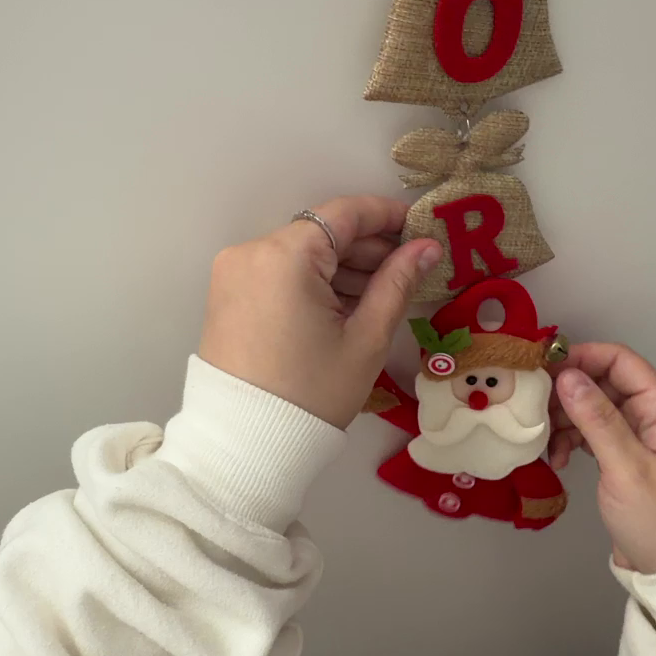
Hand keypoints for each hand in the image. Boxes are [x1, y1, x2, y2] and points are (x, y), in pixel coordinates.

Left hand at [199, 196, 441, 427]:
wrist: (246, 441)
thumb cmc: (313, 392)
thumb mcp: (366, 337)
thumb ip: (398, 282)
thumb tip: (428, 247)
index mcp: (286, 255)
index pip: (345, 214)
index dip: (387, 215)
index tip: (420, 227)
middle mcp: (252, 251)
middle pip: (322, 232)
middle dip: (367, 247)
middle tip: (408, 269)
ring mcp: (234, 272)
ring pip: (302, 252)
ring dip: (342, 266)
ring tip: (381, 294)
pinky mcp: (228, 293)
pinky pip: (280, 271)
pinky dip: (313, 280)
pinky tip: (345, 305)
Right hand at [549, 343, 655, 573]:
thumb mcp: (627, 469)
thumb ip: (597, 420)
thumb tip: (567, 376)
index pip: (621, 362)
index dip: (583, 357)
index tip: (545, 368)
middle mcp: (651, 416)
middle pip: (602, 383)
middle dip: (567, 392)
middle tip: (535, 408)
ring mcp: (636, 438)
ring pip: (592, 408)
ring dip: (565, 419)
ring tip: (546, 442)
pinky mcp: (622, 458)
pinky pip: (591, 433)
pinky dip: (570, 440)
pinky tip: (558, 458)